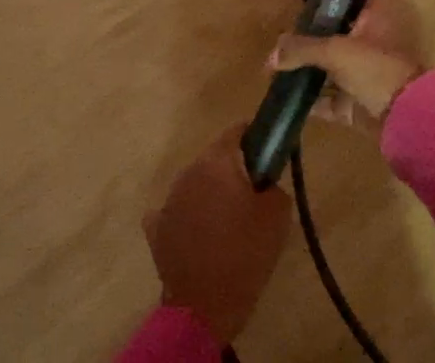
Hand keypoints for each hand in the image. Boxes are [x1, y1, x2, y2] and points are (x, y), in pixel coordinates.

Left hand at [144, 126, 292, 343]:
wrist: (206, 304)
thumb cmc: (247, 251)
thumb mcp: (278, 211)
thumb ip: (272, 182)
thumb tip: (261, 179)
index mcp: (217, 162)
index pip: (237, 131)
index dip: (255, 138)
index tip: (268, 155)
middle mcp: (188, 173)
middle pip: (215, 158)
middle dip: (233, 168)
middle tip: (253, 193)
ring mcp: (168, 200)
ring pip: (196, 183)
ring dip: (211, 192)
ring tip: (228, 220)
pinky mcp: (156, 228)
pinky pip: (177, 211)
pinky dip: (190, 217)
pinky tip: (201, 234)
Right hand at [269, 1, 425, 129]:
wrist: (404, 118)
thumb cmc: (375, 69)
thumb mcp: (335, 51)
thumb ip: (302, 49)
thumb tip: (271, 55)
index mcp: (375, 17)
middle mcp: (370, 41)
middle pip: (339, 30)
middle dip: (314, 33)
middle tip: (285, 30)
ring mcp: (364, 73)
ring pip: (332, 66)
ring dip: (309, 68)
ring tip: (276, 64)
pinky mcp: (356, 102)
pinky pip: (328, 99)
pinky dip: (310, 100)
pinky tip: (285, 99)